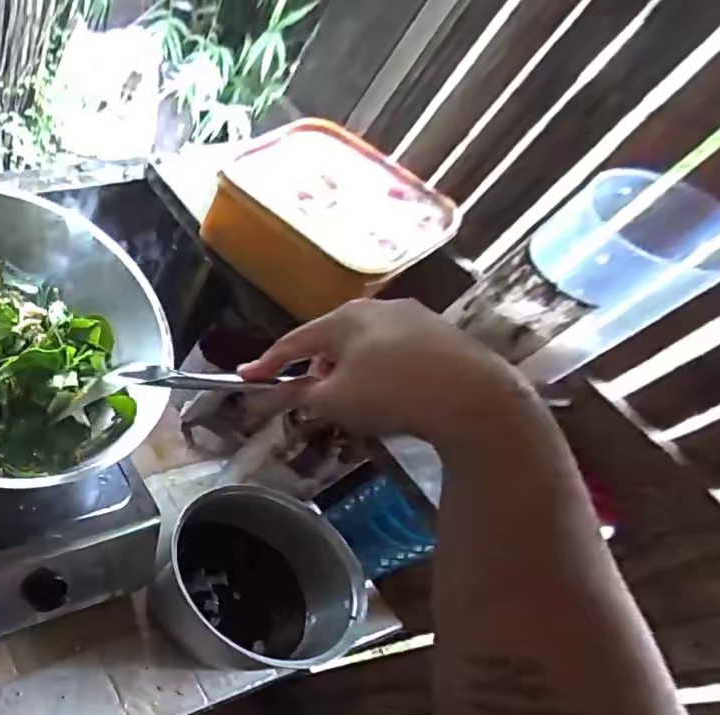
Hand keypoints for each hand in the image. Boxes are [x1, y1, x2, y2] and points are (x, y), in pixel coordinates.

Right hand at [237, 298, 536, 449]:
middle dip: (311, 365)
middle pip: (328, 338)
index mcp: (344, 319)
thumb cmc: (389, 395)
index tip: (245, 377)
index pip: (292, 342)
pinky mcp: (439, 333)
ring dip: (343, 367)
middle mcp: (378, 308)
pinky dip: (373, 367)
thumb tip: (269, 392)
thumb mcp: (330, 401)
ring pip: (360, 343)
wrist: (474, 399)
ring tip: (344, 396)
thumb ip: (295, 394)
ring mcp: (414, 316)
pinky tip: (380, 390)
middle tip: (303, 392)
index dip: (266, 363)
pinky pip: (390, 348)